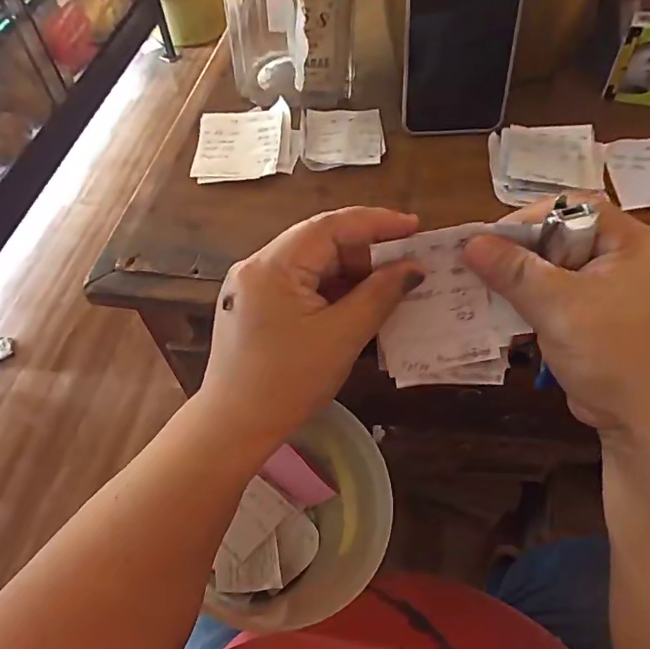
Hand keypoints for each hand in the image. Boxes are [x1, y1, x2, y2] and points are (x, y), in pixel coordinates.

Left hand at [197, 207, 422, 449]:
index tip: (414, 228)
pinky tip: (356, 308)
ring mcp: (252, 287)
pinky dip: (332, 292)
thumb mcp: (342, 337)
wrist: (235, 425)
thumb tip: (414, 267)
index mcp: (273, 266)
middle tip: (405, 268)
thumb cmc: (289, 382)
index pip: (330, 226)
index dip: (377, 222)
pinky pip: (301, 286)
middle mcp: (257, 266)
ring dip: (350, 275)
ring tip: (387, 290)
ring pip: (311, 266)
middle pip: (320, 243)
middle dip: (365, 253)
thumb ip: (380, 295)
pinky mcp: (255, 308)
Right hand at [463, 205, 649, 438]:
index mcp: (634, 242)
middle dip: (524, 260)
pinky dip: (544, 314)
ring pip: (565, 279)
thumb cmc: (616, 355)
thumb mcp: (559, 307)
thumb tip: (472, 243)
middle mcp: (633, 262)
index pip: (573, 209)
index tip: (488, 245)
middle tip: (483, 274)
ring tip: (491, 301)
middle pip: (567, 243)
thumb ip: (514, 272)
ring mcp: (625, 298)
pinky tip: (515, 325)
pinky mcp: (614, 329)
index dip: (527, 221)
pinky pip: (571, 308)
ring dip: (529, 290)